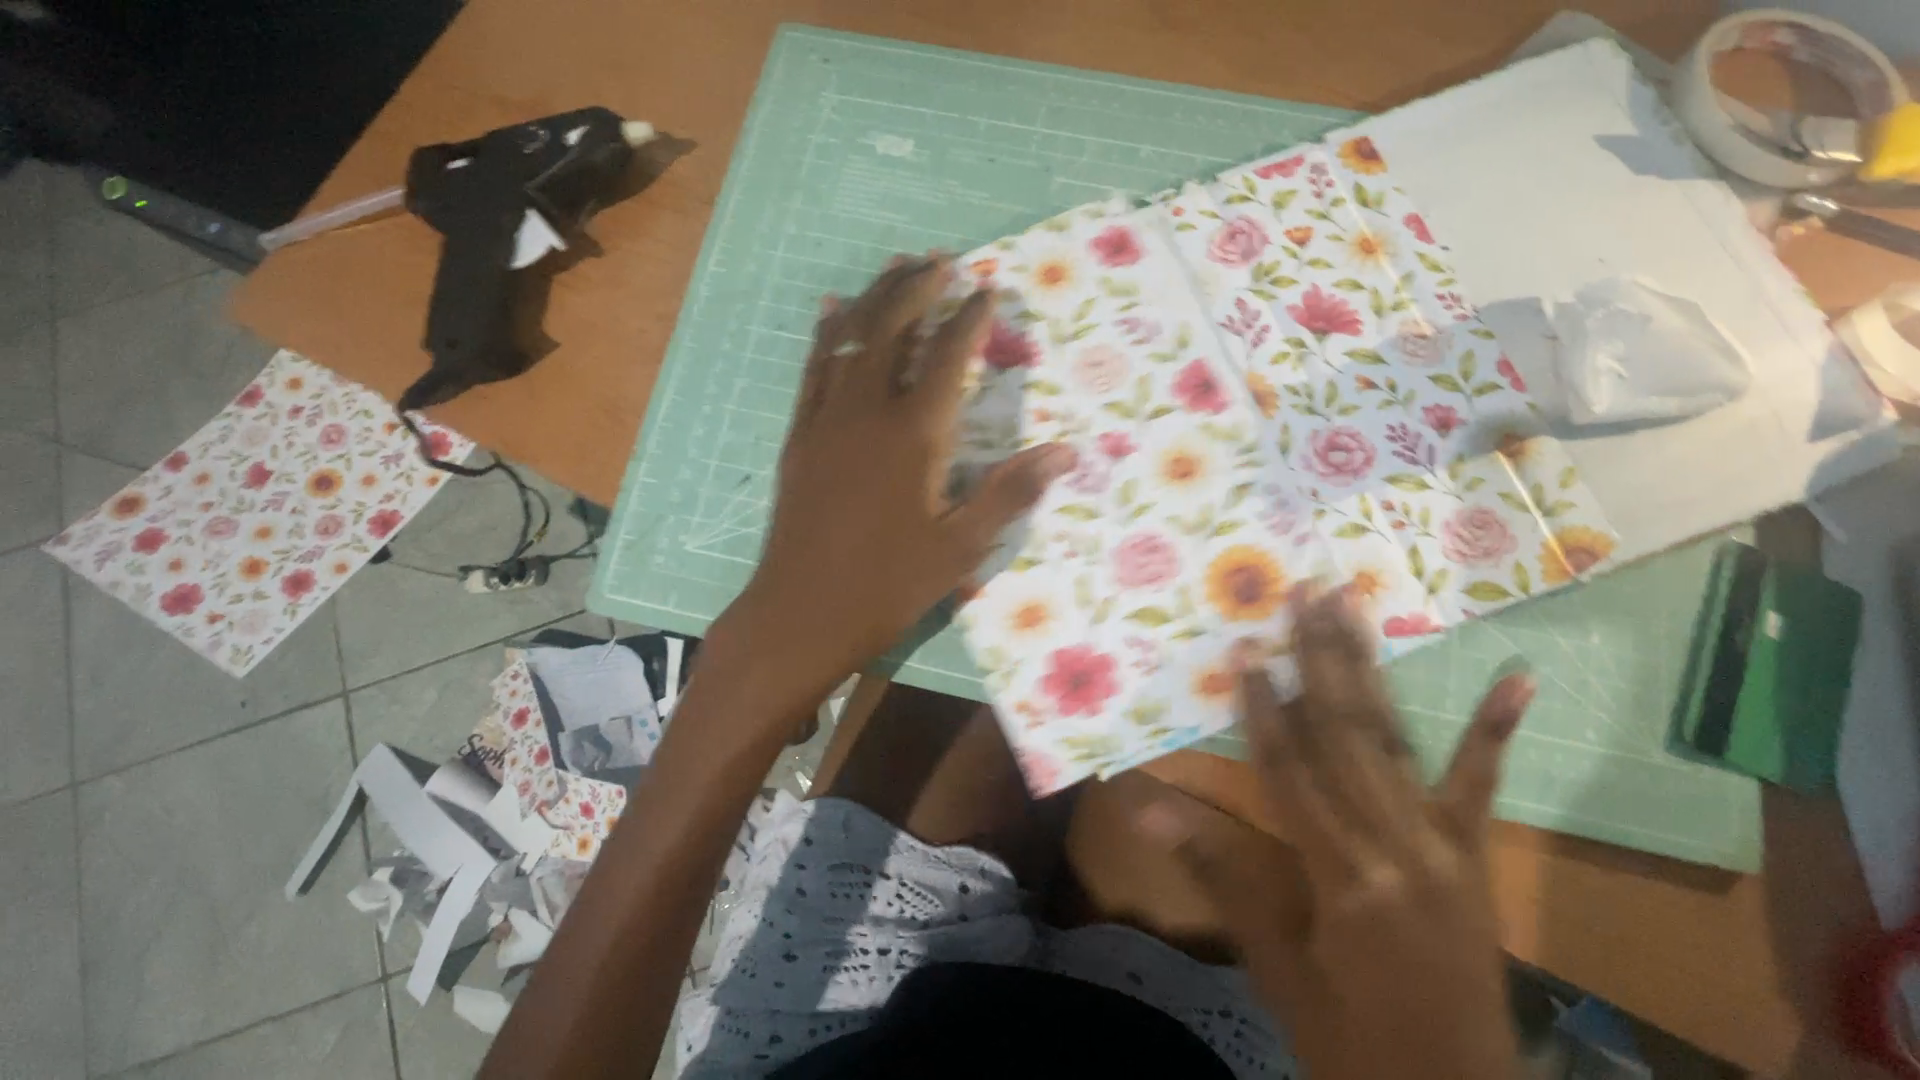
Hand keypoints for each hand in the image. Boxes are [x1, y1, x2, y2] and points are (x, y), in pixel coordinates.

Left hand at [719, 254, 1071, 698]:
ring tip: (896, 266)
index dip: (971, 317)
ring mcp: (826, 420)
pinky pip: (814, 369)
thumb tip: (1064, 451)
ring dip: (875, 297)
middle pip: (892, 328)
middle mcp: (868, 411)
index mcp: (915, 434)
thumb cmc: (887, 586)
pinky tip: (833, 313)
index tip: (988, 289)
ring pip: (850, 338)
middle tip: (941, 260)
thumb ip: (1009, 492)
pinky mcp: (799, 436)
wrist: (801, 614)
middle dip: (918, 287)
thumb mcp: (960, 548)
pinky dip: (827, 334)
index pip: (948, 355)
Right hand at [1141, 585, 1534, 1079]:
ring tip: (1354, 607)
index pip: (1290, 770)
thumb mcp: (1274, 965)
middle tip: (1306, 590)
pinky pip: (1481, 785)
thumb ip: (1218, 874)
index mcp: (1343, 876)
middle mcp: (1400, 845)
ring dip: (1372, 670)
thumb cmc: (1347, 1038)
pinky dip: (1495, 729)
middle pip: (1348, 736)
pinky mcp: (1475, 857)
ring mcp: (1446, 846)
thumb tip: (1145, 808)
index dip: (1263, 708)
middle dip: (1322, 659)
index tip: (1245, 648)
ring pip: (1397, 742)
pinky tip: (1516, 676)